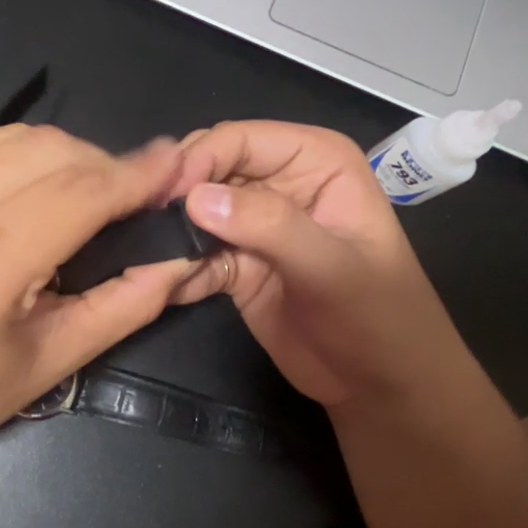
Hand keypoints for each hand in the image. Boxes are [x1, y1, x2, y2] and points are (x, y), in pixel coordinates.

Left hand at [0, 126, 201, 470]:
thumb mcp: (51, 360)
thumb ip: (126, 300)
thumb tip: (182, 254)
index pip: (81, 191)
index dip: (138, 175)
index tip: (180, 166)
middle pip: (52, 149)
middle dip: (107, 163)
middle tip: (139, 192)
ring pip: (17, 138)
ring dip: (68, 157)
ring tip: (93, 193)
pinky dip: (23, 159)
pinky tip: (38, 191)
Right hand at [169, 121, 457, 415]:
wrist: (383, 388)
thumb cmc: (379, 320)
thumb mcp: (332, 269)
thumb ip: (269, 226)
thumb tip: (195, 197)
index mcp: (316, 160)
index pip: (241, 139)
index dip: (201, 160)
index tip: (165, 196)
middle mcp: (281, 180)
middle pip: (209, 168)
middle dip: (177, 193)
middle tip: (144, 224)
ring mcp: (255, 222)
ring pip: (194, 208)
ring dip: (169, 231)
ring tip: (145, 255)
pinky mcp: (235, 261)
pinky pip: (193, 251)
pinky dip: (176, 265)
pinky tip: (163, 284)